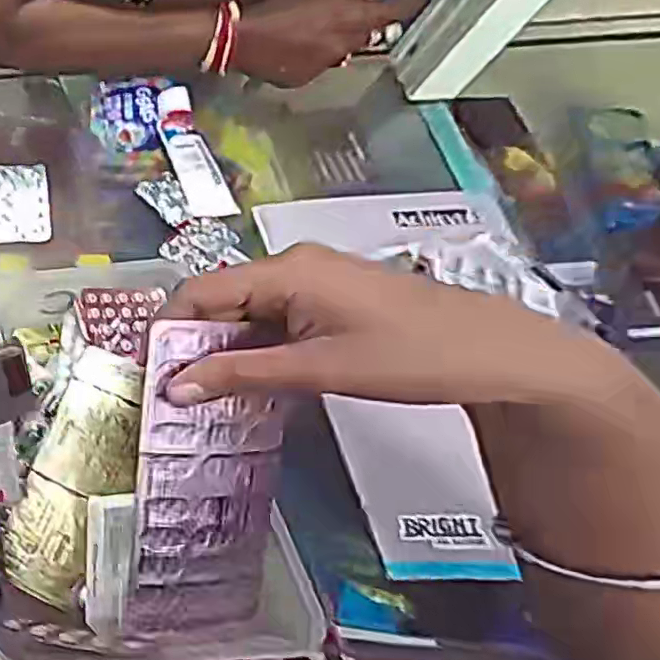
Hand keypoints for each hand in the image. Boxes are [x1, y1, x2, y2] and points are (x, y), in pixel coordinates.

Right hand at [157, 244, 639, 407]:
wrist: (507, 358)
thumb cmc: (414, 356)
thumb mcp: (316, 369)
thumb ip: (238, 376)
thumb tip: (174, 389)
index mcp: (286, 271)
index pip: (197, 292)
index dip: (166, 331)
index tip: (151, 373)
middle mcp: (291, 267)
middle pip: (215, 302)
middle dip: (190, 345)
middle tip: (174, 391)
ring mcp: (308, 283)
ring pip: (239, 315)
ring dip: (218, 352)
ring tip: (203, 393)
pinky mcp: (322, 302)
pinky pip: (266, 322)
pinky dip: (248, 351)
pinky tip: (244, 381)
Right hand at [234, 0, 428, 86]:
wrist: (241, 38)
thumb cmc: (281, 5)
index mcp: (356, 19)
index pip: (402, 10)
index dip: (413, 0)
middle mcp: (345, 47)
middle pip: (371, 32)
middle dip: (367, 21)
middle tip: (349, 9)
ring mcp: (324, 66)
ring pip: (345, 50)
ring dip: (339, 39)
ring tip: (315, 28)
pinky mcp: (302, 80)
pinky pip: (320, 66)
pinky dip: (317, 55)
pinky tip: (299, 46)